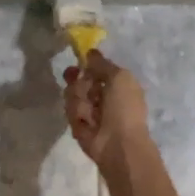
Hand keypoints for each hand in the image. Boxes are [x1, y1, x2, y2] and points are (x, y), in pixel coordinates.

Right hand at [63, 50, 150, 170]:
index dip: (87, 65)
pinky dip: (77, 114)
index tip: (80, 62)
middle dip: (78, 82)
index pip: (96, 68)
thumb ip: (102, 64)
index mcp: (117, 83)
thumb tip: (90, 52)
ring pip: (72, 93)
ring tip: (89, 112)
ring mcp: (89, 109)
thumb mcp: (119, 77)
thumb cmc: (124, 107)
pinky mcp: (78, 123)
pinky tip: (86, 123)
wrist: (118, 143)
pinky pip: (70, 110)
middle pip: (79, 79)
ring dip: (79, 100)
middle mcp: (102, 95)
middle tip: (81, 87)